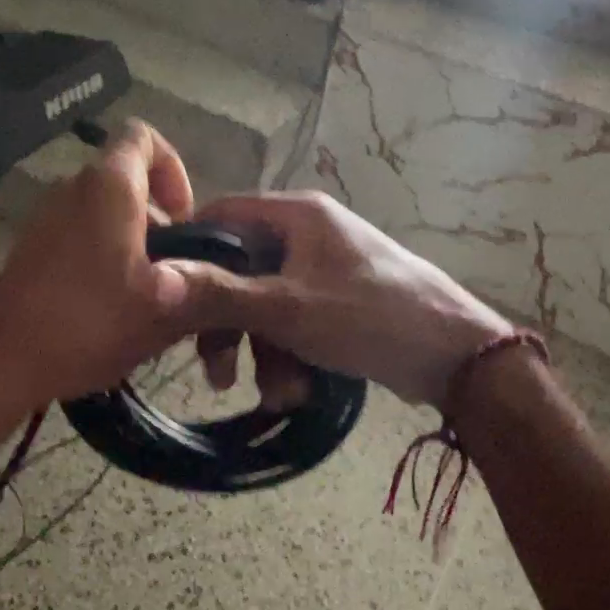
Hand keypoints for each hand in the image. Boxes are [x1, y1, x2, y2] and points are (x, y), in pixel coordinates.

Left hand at [0, 120, 204, 410]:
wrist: (2, 362)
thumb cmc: (90, 322)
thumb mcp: (164, 308)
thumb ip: (207, 286)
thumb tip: (230, 282)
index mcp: (109, 185)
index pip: (144, 136)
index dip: (173, 167)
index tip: (185, 219)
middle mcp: (73, 188)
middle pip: (128, 182)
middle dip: (159, 222)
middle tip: (175, 272)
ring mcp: (46, 218)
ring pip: (104, 214)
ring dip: (133, 245)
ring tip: (148, 299)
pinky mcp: (31, 249)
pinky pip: (79, 237)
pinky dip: (103, 259)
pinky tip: (112, 311)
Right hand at [165, 191, 514, 411]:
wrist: (459, 356)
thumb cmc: (368, 317)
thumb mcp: (286, 308)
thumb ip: (217, 294)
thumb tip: (151, 279)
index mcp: (295, 214)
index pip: (220, 216)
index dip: (188, 252)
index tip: (161, 297)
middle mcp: (307, 232)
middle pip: (240, 270)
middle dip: (228, 325)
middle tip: (215, 373)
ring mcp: (325, 267)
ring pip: (266, 304)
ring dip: (262, 351)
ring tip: (276, 395)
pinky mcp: (339, 300)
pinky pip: (294, 321)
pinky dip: (289, 354)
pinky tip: (296, 392)